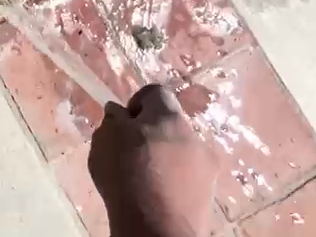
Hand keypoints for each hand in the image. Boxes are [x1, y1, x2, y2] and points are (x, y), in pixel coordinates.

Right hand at [88, 85, 216, 236]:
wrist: (156, 227)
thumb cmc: (127, 172)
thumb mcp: (105, 136)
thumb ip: (114, 119)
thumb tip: (120, 113)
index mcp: (171, 118)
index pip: (157, 92)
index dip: (136, 101)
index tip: (124, 121)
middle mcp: (196, 140)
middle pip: (169, 124)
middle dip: (150, 131)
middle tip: (129, 147)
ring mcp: (208, 170)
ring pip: (179, 150)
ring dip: (162, 155)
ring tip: (141, 172)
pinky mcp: (209, 196)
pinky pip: (186, 174)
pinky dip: (171, 176)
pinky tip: (153, 189)